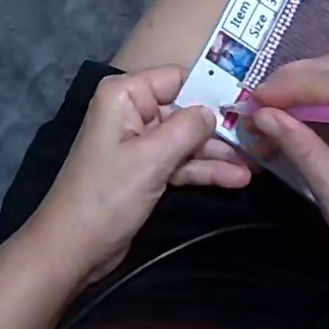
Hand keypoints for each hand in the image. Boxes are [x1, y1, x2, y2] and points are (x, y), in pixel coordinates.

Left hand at [26, 66, 252, 283]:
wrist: (72, 250)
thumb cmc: (107, 195)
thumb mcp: (151, 159)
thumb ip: (186, 129)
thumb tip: (213, 109)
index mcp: (125, 94)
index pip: (175, 78)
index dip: (209, 88)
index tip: (245, 99)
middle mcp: (131, 110)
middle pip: (183, 110)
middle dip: (217, 127)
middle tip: (257, 137)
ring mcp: (138, 141)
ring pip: (185, 138)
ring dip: (216, 153)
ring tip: (254, 164)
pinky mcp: (144, 168)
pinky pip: (179, 161)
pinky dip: (203, 169)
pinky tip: (236, 178)